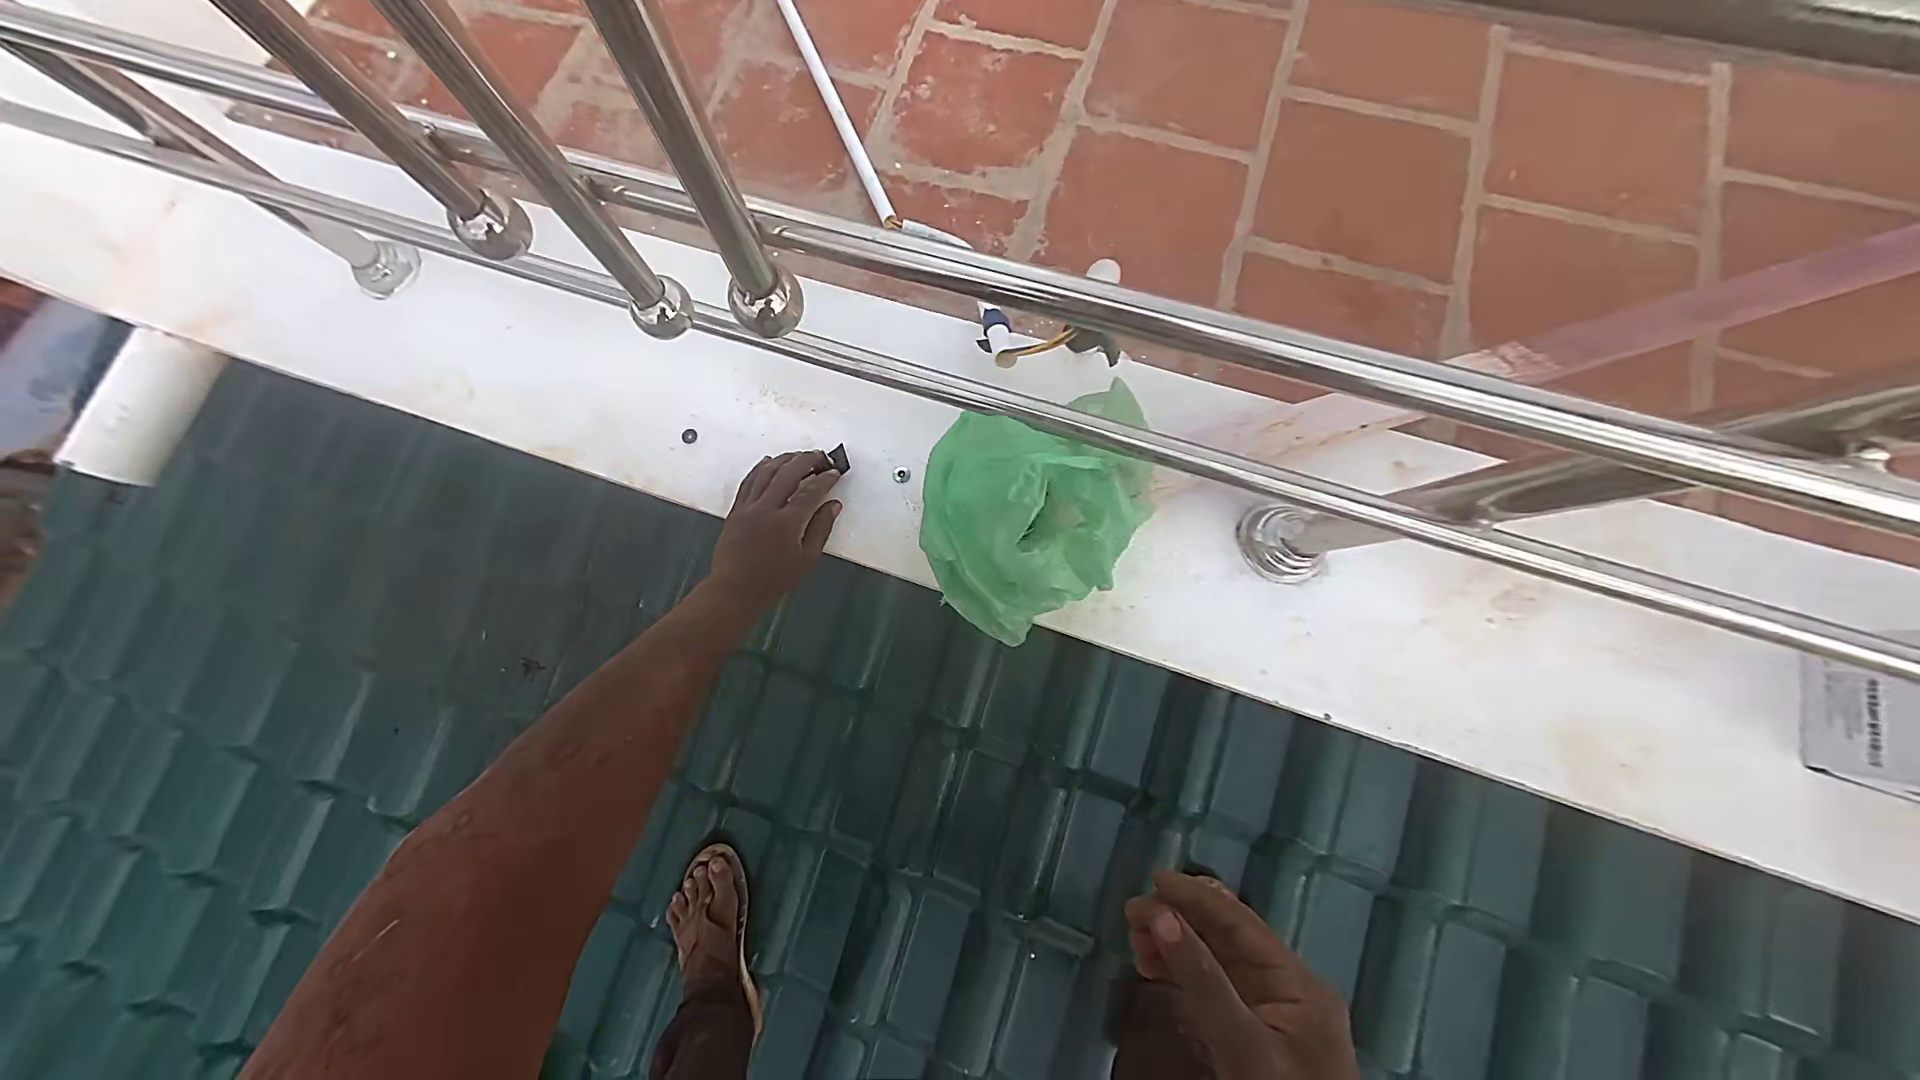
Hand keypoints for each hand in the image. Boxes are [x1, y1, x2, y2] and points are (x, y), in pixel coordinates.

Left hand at [707, 450, 842, 608]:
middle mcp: (766, 509)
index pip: (811, 491)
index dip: (825, 479)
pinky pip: (749, 480)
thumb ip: (821, 528)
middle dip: (807, 460)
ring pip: (767, 472)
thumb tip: (832, 506)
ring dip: (785, 459)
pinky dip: (761, 468)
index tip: (834, 473)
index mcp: (787, 523)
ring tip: (799, 456)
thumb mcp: (807, 559)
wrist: (736, 589)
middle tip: (821, 457)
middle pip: (788, 473)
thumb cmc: (772, 580)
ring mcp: (748, 507)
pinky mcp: (736, 509)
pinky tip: (770, 462)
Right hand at [1125, 871, 1358, 1079]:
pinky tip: (1154, 967)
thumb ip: (1202, 977)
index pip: (1240, 923)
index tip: (1155, 880)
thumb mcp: (1242, 1046)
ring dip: (1175, 944)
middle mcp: (1288, 990)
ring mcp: (1271, 1014)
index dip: (1197, 896)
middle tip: (1134, 914)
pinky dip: (1183, 973)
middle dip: (1180, 920)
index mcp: (1299, 984)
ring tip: (1136, 940)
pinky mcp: (1254, 1036)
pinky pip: (1214, 988)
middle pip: (1227, 938)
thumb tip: (1161, 915)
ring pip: (1217, 961)